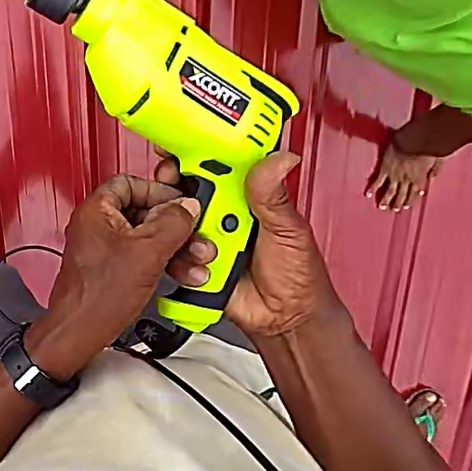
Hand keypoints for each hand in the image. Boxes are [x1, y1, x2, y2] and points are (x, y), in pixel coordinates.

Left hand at [28, 176, 203, 380]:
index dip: (159, 189)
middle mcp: (97, 226)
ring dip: (174, 247)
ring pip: (146, 236)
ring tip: (194, 259)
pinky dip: (162, 262)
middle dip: (174, 225)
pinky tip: (181, 273)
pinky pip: (141, 256)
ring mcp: (103, 248)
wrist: (79, 332)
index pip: (130, 182)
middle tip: (193, 234)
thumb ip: (172, 224)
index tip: (180, 201)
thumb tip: (187, 207)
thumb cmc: (96, 296)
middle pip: (143, 211)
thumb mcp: (147, 252)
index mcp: (97, 211)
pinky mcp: (110, 269)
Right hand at [159, 152, 340, 338]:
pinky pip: (174, 257)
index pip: (213, 164)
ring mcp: (205, 238)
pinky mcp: (193, 264)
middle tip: (181, 202)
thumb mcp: (289, 229)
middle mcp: (222, 213)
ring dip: (189, 239)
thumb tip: (278, 158)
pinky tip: (207, 270)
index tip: (175, 152)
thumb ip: (274, 195)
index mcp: (245, 195)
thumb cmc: (297, 274)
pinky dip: (186, 264)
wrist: (286, 318)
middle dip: (174, 195)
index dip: (190, 154)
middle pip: (183, 191)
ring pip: (174, 225)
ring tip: (213, 251)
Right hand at [367, 140, 439, 210]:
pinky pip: (378, 181)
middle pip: (402, 194)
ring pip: (390, 191)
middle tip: (394, 210)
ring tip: (382, 207)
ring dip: (386, 200)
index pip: (415, 192)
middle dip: (398, 203)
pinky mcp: (385, 170)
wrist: (413, 140)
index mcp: (419, 178)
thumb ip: (436, 168)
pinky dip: (373, 188)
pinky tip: (368, 194)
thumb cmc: (426, 147)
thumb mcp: (437, 158)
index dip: (411, 199)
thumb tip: (433, 176)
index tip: (407, 206)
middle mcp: (406, 180)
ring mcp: (394, 176)